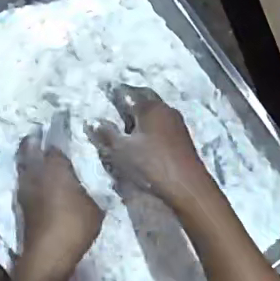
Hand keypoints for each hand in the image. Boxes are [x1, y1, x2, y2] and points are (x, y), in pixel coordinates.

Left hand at [13, 131, 102, 280]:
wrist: (47, 256)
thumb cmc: (75, 226)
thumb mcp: (96, 205)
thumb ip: (96, 186)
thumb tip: (100, 174)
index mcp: (55, 167)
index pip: (56, 140)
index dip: (60, 128)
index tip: (64, 118)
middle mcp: (36, 172)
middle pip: (31, 147)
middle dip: (36, 137)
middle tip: (43, 130)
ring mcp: (24, 188)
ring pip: (24, 163)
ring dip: (29, 154)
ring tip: (39, 150)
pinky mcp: (21, 203)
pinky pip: (24, 179)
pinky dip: (29, 172)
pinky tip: (39, 177)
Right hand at [91, 87, 215, 208]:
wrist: (187, 187)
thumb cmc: (151, 164)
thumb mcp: (121, 150)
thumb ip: (105, 133)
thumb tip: (92, 120)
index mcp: (150, 107)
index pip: (128, 93)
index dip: (114, 94)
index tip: (104, 93)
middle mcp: (166, 109)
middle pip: (144, 101)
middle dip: (130, 102)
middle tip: (115, 106)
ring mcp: (177, 123)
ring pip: (154, 113)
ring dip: (141, 116)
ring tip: (126, 124)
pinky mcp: (182, 139)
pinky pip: (161, 126)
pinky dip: (150, 127)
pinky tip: (143, 138)